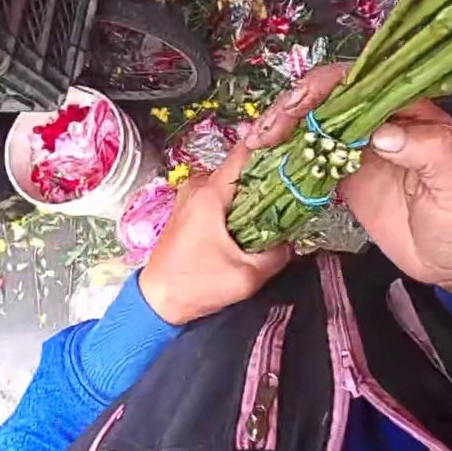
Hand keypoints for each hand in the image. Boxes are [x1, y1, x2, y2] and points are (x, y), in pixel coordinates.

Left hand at [138, 140, 290, 325]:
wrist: (156, 302)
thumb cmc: (195, 286)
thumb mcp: (247, 277)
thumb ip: (277, 255)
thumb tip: (295, 240)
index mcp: (210, 194)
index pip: (244, 153)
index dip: (272, 147)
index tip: (295, 153)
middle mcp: (198, 187)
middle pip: (241, 166)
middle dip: (267, 173)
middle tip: (292, 186)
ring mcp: (191, 195)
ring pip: (232, 179)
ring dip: (253, 188)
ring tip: (277, 202)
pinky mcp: (189, 207)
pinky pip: (221, 192)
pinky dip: (239, 198)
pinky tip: (254, 214)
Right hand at [247, 65, 451, 304]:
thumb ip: (430, 150)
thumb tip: (382, 133)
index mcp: (414, 114)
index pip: (366, 84)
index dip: (328, 87)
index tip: (301, 105)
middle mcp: (385, 124)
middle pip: (331, 100)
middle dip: (295, 108)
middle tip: (269, 130)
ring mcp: (364, 151)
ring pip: (316, 126)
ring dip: (284, 129)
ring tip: (257, 142)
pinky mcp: (349, 179)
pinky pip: (313, 160)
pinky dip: (287, 156)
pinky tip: (262, 157)